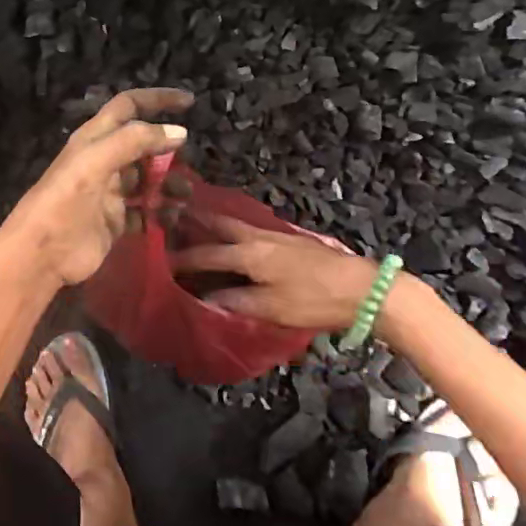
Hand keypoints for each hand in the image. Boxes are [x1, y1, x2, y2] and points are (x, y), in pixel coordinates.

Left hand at [0, 88, 193, 286]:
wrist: (43, 254)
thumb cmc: (65, 201)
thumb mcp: (96, 161)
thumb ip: (135, 141)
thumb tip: (179, 131)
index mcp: (94, 138)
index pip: (128, 106)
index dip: (157, 99)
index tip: (190, 101)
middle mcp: (103, 160)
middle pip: (143, 145)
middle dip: (169, 150)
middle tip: (189, 166)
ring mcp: (110, 191)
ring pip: (149, 178)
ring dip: (170, 183)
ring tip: (182, 196)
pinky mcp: (115, 220)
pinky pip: (147, 210)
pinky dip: (163, 211)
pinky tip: (172, 218)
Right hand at [170, 212, 378, 329]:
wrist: (364, 288)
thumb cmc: (314, 300)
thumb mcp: (272, 309)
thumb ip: (235, 302)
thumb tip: (204, 299)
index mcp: (247, 254)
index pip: (205, 255)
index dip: (182, 259)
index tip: (160, 261)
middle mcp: (255, 237)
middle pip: (218, 224)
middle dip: (193, 221)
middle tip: (172, 217)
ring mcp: (274, 234)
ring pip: (234, 223)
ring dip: (213, 220)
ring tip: (196, 219)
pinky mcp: (289, 238)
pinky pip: (249, 227)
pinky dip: (232, 227)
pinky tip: (234, 234)